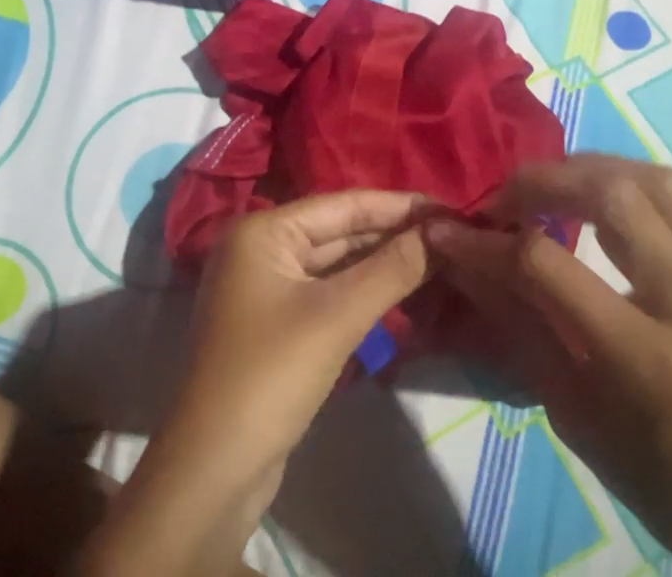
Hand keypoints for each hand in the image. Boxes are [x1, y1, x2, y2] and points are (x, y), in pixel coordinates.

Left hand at [72, 191, 432, 576]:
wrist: (215, 466)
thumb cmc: (271, 376)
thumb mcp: (338, 316)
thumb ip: (393, 267)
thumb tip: (443, 229)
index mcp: (262, 231)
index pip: (344, 205)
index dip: (401, 206)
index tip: (455, 208)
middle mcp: (259, 249)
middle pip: (339, 231)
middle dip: (395, 234)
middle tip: (456, 236)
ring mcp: (265, 288)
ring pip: (335, 264)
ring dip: (384, 263)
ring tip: (442, 258)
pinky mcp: (275, 324)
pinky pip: (328, 294)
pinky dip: (364, 291)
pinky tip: (405, 291)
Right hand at [426, 156, 671, 576]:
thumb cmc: (640, 462)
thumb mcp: (563, 403)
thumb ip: (515, 320)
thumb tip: (460, 257)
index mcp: (643, 354)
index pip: (549, 266)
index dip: (487, 243)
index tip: (446, 230)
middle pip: (613, 196)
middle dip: (541, 183)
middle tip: (500, 200)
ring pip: (653, 179)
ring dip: (589, 169)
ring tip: (548, 188)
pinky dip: (630, 178)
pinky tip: (597, 194)